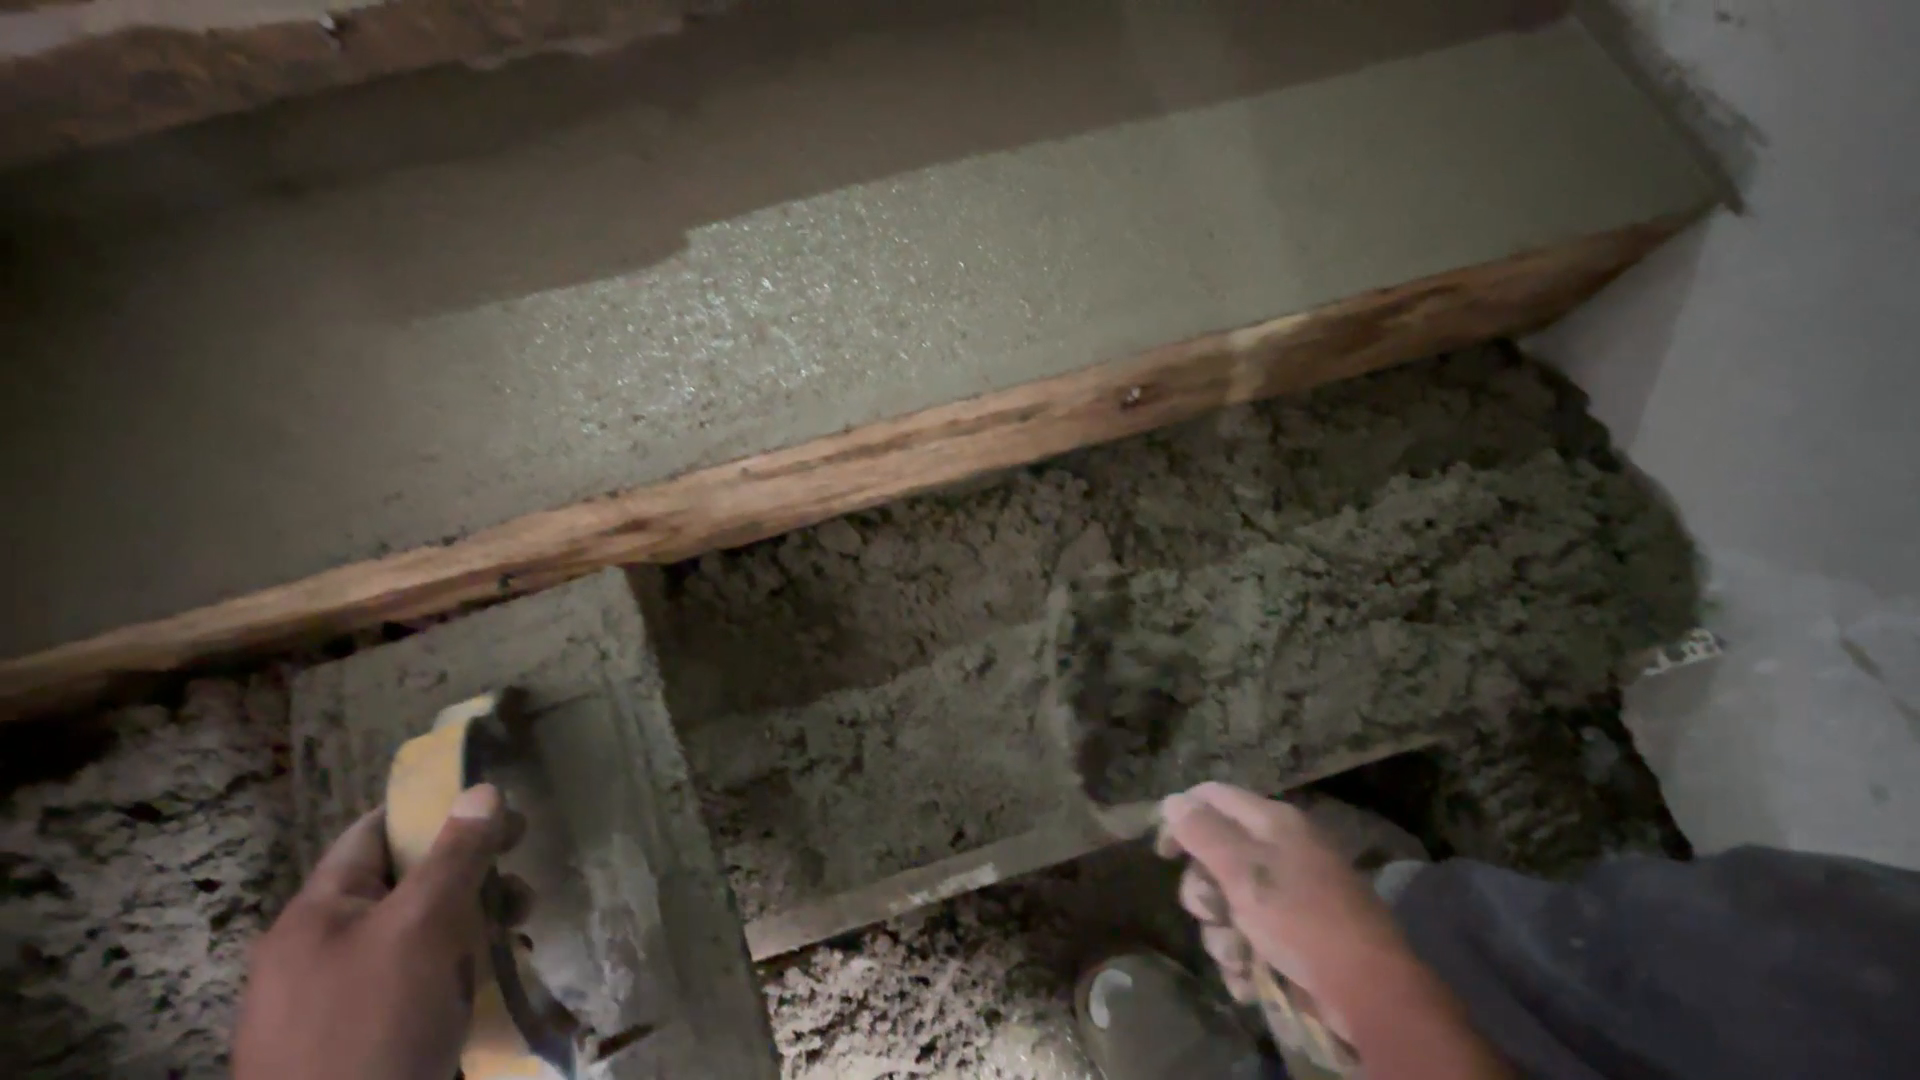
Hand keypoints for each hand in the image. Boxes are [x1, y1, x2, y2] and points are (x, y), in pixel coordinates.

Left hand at [233, 784, 508, 1079]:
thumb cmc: (373, 1026)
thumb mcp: (422, 927)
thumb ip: (455, 855)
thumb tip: (483, 789)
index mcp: (316, 913)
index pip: (375, 833)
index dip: (434, 811)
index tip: (496, 810)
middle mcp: (320, 949)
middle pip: (405, 883)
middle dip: (471, 875)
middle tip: (521, 879)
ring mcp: (340, 999)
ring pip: (419, 935)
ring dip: (474, 923)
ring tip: (521, 931)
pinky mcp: (364, 1039)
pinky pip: (418, 982)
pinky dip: (459, 969)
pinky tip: (496, 976)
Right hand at [1158, 783, 1510, 1078]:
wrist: (1366, 989)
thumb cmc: (1300, 917)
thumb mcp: (1243, 870)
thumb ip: (1203, 832)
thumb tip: (1172, 800)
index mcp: (1272, 822)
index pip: (1212, 796)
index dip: (1181, 817)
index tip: (1163, 853)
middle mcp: (1280, 852)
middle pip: (1214, 856)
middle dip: (1204, 892)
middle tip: (1212, 911)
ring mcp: (1289, 896)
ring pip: (1227, 904)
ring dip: (1223, 935)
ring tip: (1240, 958)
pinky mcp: (1294, 935)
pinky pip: (1248, 937)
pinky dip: (1243, 959)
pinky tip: (1250, 979)